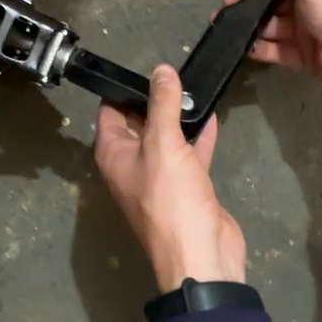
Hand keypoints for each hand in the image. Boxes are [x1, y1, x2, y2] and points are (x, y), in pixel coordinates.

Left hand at [94, 65, 245, 292]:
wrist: (202, 256)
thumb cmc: (171, 198)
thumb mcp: (163, 144)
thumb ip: (162, 104)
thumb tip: (161, 69)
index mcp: (114, 154)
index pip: (110, 111)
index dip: (124, 88)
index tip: (145, 65)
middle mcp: (132, 163)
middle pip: (139, 122)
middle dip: (155, 98)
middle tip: (175, 71)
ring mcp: (160, 176)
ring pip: (166, 137)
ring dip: (178, 115)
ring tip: (193, 85)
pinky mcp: (187, 186)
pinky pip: (190, 152)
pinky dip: (198, 135)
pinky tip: (211, 113)